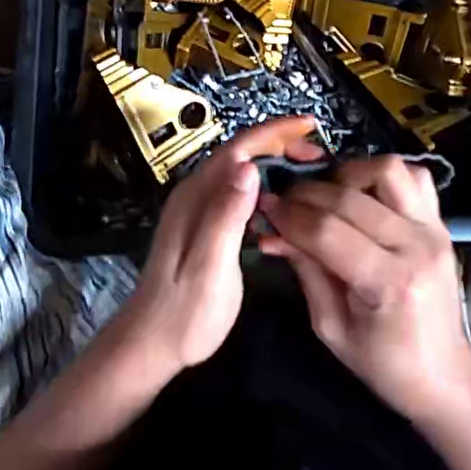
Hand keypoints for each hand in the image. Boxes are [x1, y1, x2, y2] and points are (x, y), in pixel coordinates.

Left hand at [117, 117, 324, 376]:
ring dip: (273, 162)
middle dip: (279, 144)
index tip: (311, 126)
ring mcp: (198, 208)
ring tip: (309, 170)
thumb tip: (249, 166)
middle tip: (319, 155)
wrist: (151, 344)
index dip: (275, 132)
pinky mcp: (204, 224)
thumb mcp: (210, 266)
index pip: (239, 148)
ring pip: (240, 171)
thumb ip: (227, 215)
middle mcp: (195, 194)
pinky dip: (264, 184)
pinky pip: (237, 190)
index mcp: (197, 197)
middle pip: (240, 153)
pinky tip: (283, 199)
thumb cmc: (185, 312)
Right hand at [258, 156, 470, 422]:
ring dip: (347, 175)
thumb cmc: (384, 363)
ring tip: (326, 195)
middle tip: (283, 200)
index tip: (264, 208)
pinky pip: (414, 176)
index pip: (327, 231)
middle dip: (305, 194)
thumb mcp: (331, 327)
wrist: (445, 374)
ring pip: (386, 171)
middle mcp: (416, 247)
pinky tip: (361, 193)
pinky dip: (382, 175)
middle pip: (349, 198)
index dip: (289, 216)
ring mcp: (434, 229)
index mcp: (389, 284)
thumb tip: (272, 231)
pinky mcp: (441, 222)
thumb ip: (305, 271)